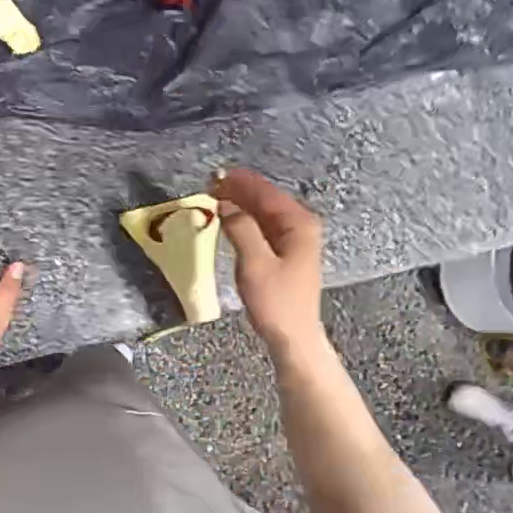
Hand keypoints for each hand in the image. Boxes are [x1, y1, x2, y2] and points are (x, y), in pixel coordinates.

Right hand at [212, 168, 324, 358]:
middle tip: (211, 184)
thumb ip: (241, 229)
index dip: (241, 182)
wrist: (293, 337)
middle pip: (267, 200)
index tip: (216, 175)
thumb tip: (226, 204)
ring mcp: (296, 242)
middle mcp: (301, 227)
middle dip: (240, 191)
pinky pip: (265, 229)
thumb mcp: (255, 264)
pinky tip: (231, 221)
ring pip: (265, 214)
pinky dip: (247, 222)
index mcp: (299, 224)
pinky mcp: (287, 256)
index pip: (266, 193)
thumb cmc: (276, 302)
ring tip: (216, 197)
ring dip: (242, 205)